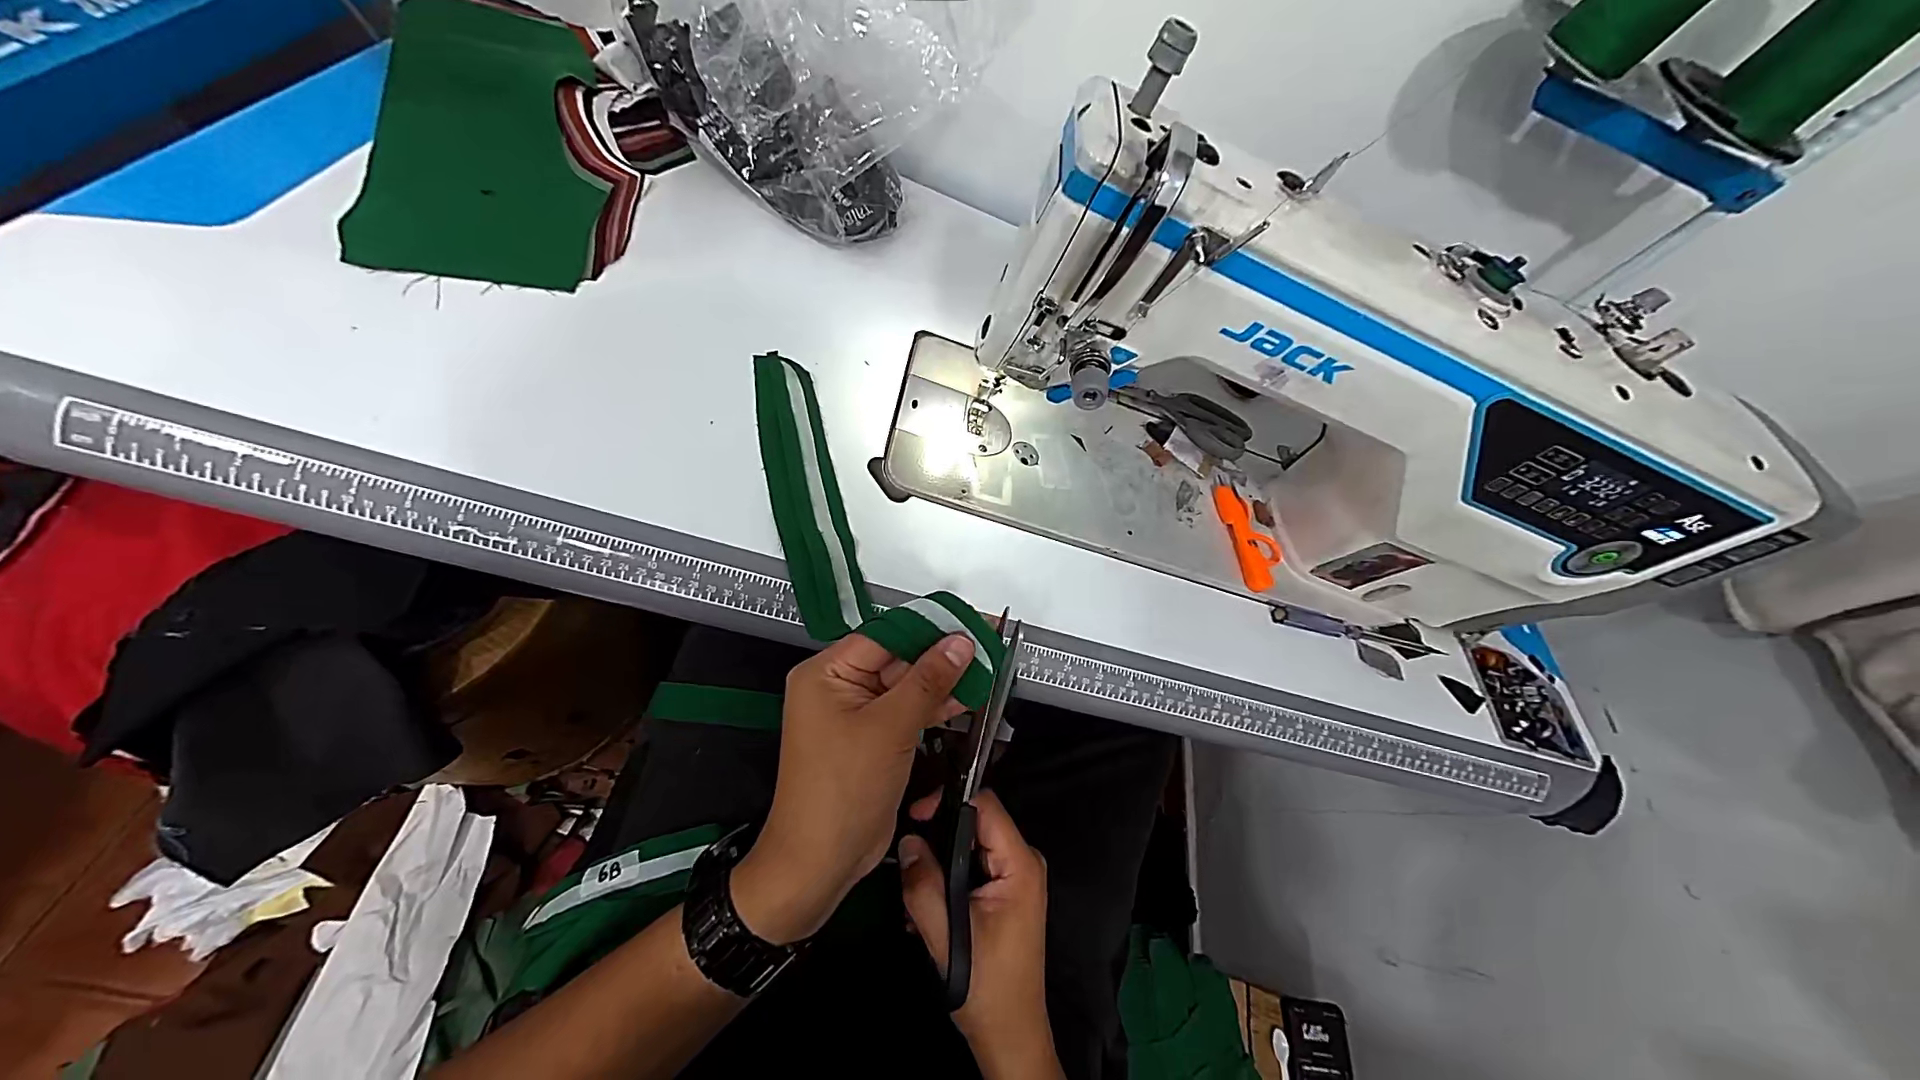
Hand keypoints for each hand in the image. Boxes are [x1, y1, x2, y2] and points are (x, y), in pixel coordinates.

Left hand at [731, 631, 974, 946]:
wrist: (822, 859)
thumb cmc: (836, 795)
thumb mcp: (889, 727)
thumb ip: (928, 681)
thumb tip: (957, 646)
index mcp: (826, 674)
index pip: (885, 634)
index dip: (928, 628)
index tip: (965, 623)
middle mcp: (838, 688)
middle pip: (898, 658)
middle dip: (940, 656)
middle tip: (980, 647)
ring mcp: (855, 714)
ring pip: (906, 685)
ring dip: (942, 681)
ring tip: (980, 671)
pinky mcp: (872, 738)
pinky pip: (907, 710)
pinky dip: (934, 706)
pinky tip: (963, 699)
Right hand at [899, 790, 1061, 1079]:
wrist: (1010, 1035)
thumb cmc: (986, 988)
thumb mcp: (947, 937)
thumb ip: (924, 885)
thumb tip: (908, 842)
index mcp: (1020, 865)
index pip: (985, 805)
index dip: (948, 802)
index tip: (915, 817)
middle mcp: (1023, 861)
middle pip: (976, 823)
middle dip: (937, 836)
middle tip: (906, 859)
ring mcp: (1016, 876)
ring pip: (969, 845)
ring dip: (938, 863)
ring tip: (912, 893)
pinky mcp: (1005, 890)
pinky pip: (971, 864)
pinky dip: (946, 878)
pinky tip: (925, 909)